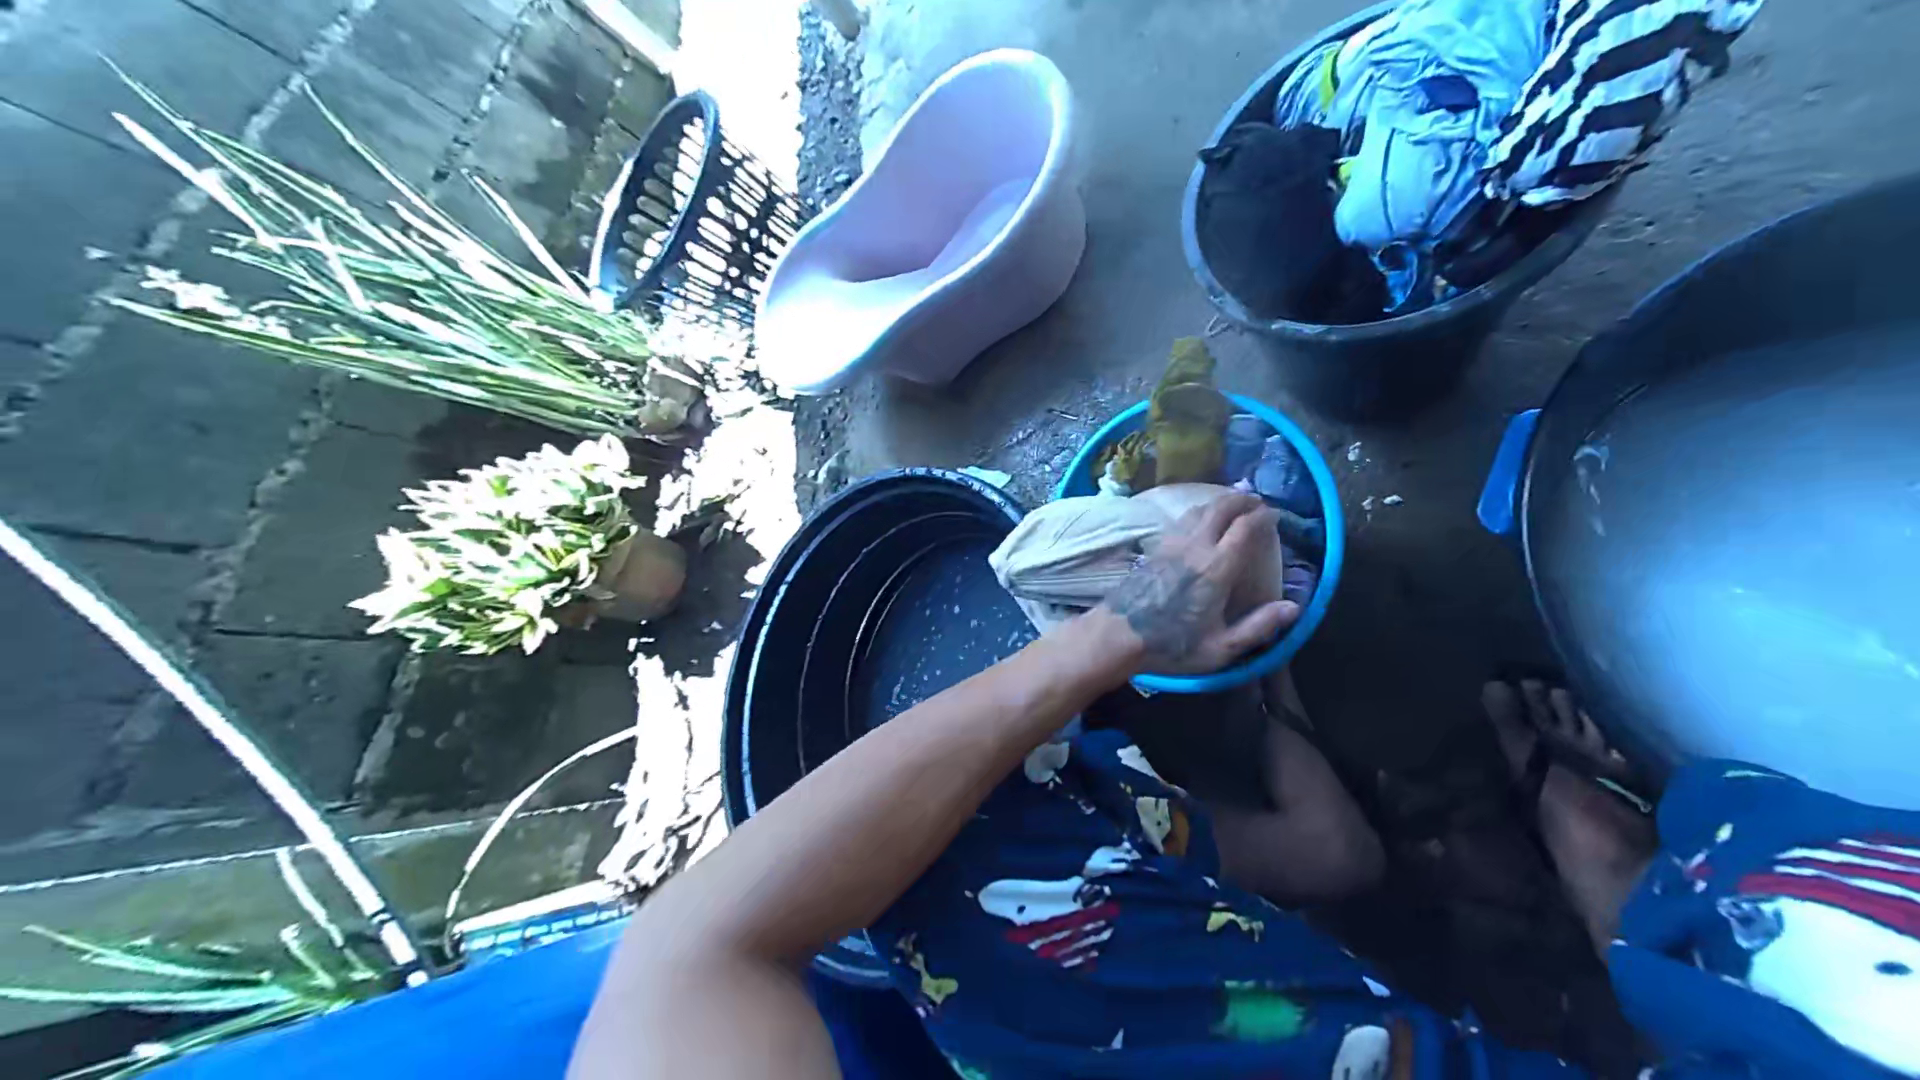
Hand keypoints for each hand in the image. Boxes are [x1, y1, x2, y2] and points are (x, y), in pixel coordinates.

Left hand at [1099, 493, 1300, 673]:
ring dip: (1217, 503)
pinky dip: (1196, 514)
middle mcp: (1193, 548)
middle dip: (1241, 500)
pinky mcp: (1152, 551)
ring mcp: (1169, 546)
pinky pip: (1179, 522)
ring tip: (1231, 506)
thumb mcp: (1220, 648)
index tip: (1274, 514)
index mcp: (1216, 569)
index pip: (1244, 529)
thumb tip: (1294, 608)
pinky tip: (1197, 523)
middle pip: (1219, 509)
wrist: (1116, 635)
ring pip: (1196, 511)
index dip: (1262, 517)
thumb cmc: (1171, 645)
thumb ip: (1258, 627)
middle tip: (1256, 501)